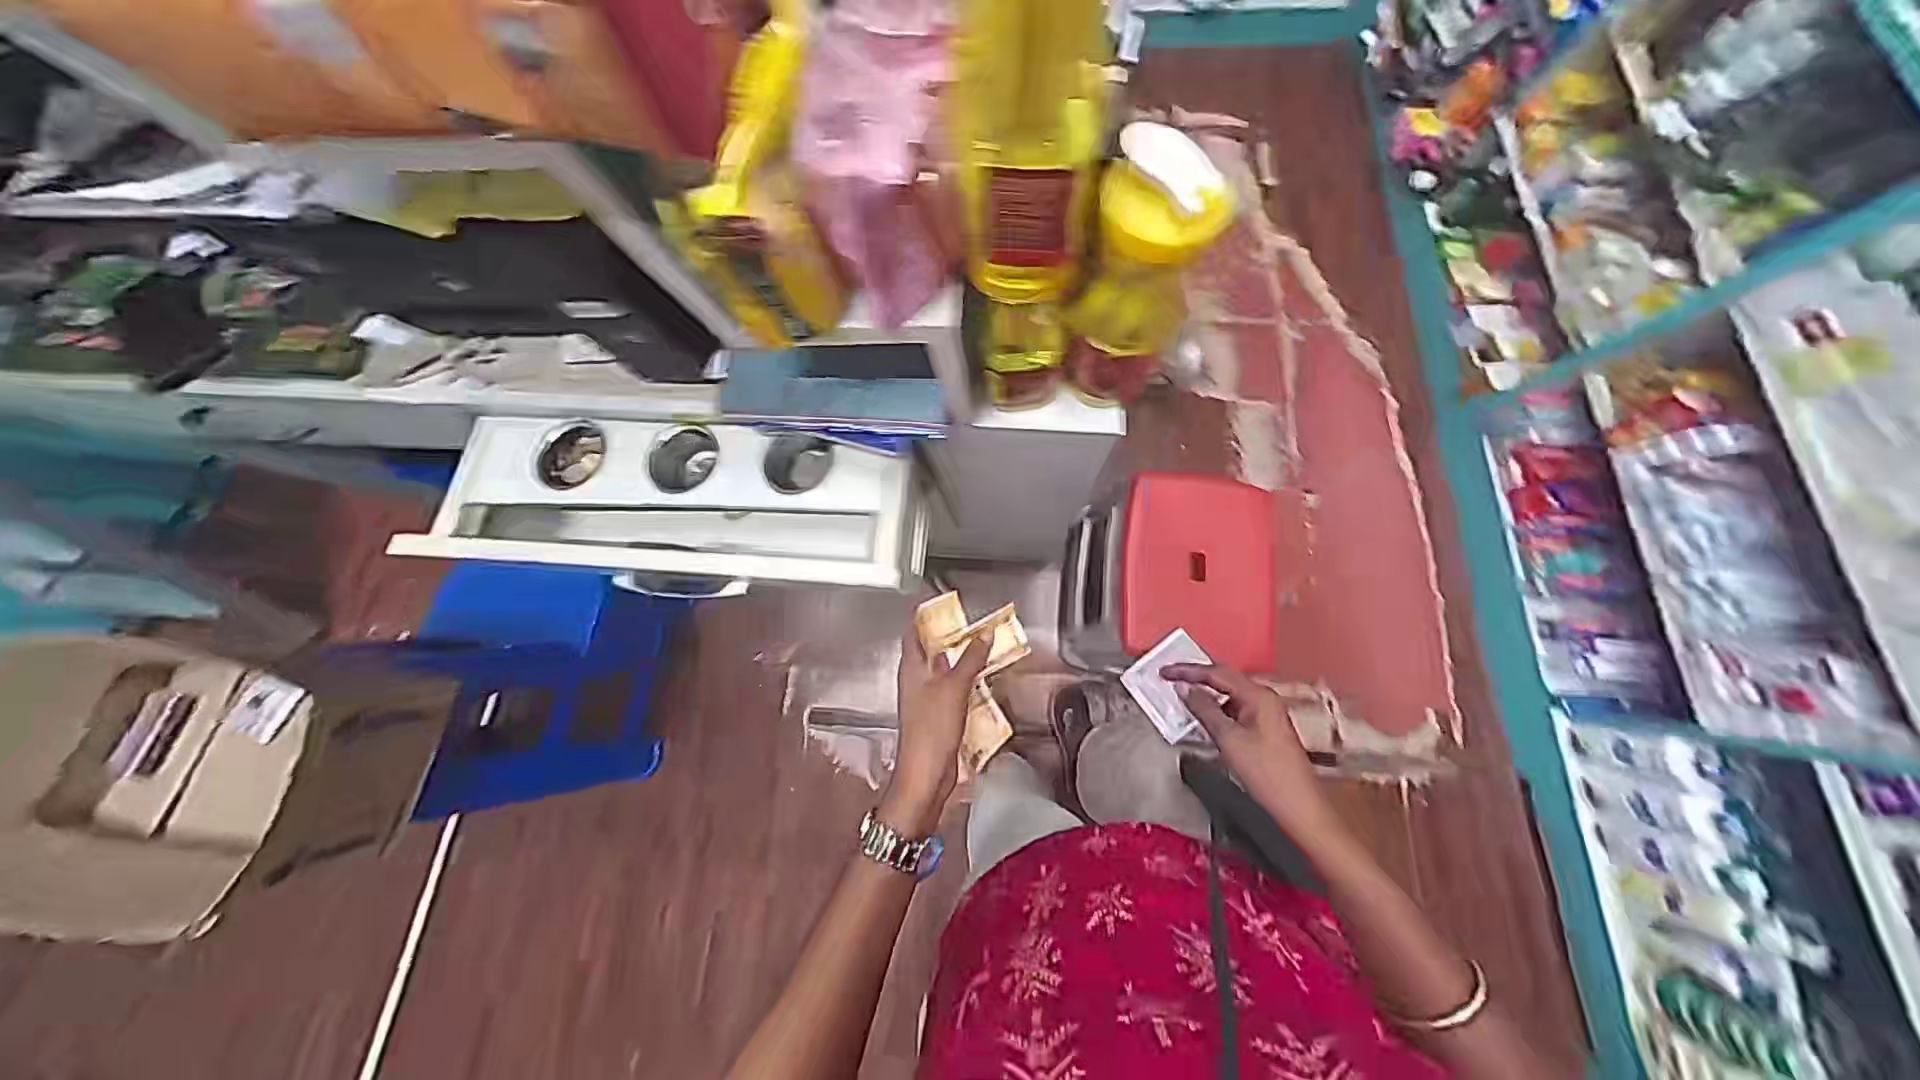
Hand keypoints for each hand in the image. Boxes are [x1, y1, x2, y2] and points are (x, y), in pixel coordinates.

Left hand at [883, 626, 990, 834]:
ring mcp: (927, 697)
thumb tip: (983, 634)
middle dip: (948, 634)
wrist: (926, 774)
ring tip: (981, 645)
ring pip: (944, 668)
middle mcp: (916, 680)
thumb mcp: (955, 688)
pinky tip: (981, 680)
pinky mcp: (939, 714)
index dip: (924, 612)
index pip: (914, 630)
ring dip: (961, 658)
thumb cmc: (930, 732)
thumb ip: (970, 659)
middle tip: (968, 620)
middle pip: (931, 648)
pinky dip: (967, 680)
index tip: (937, 597)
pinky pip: (954, 689)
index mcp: (912, 668)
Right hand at [1162, 663, 1339, 842]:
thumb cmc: (1265, 773)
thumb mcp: (1228, 739)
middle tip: (1170, 677)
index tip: (1164, 672)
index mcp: (1259, 696)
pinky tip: (1205, 716)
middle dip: (1197, 677)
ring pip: (1231, 694)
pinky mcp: (1267, 727)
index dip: (1188, 671)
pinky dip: (1218, 708)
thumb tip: (1185, 689)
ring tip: (1183, 695)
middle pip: (1225, 679)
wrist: (1299, 807)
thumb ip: (1204, 709)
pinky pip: (1237, 708)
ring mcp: (1268, 713)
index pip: (1217, 673)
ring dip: (1207, 693)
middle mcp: (1266, 698)